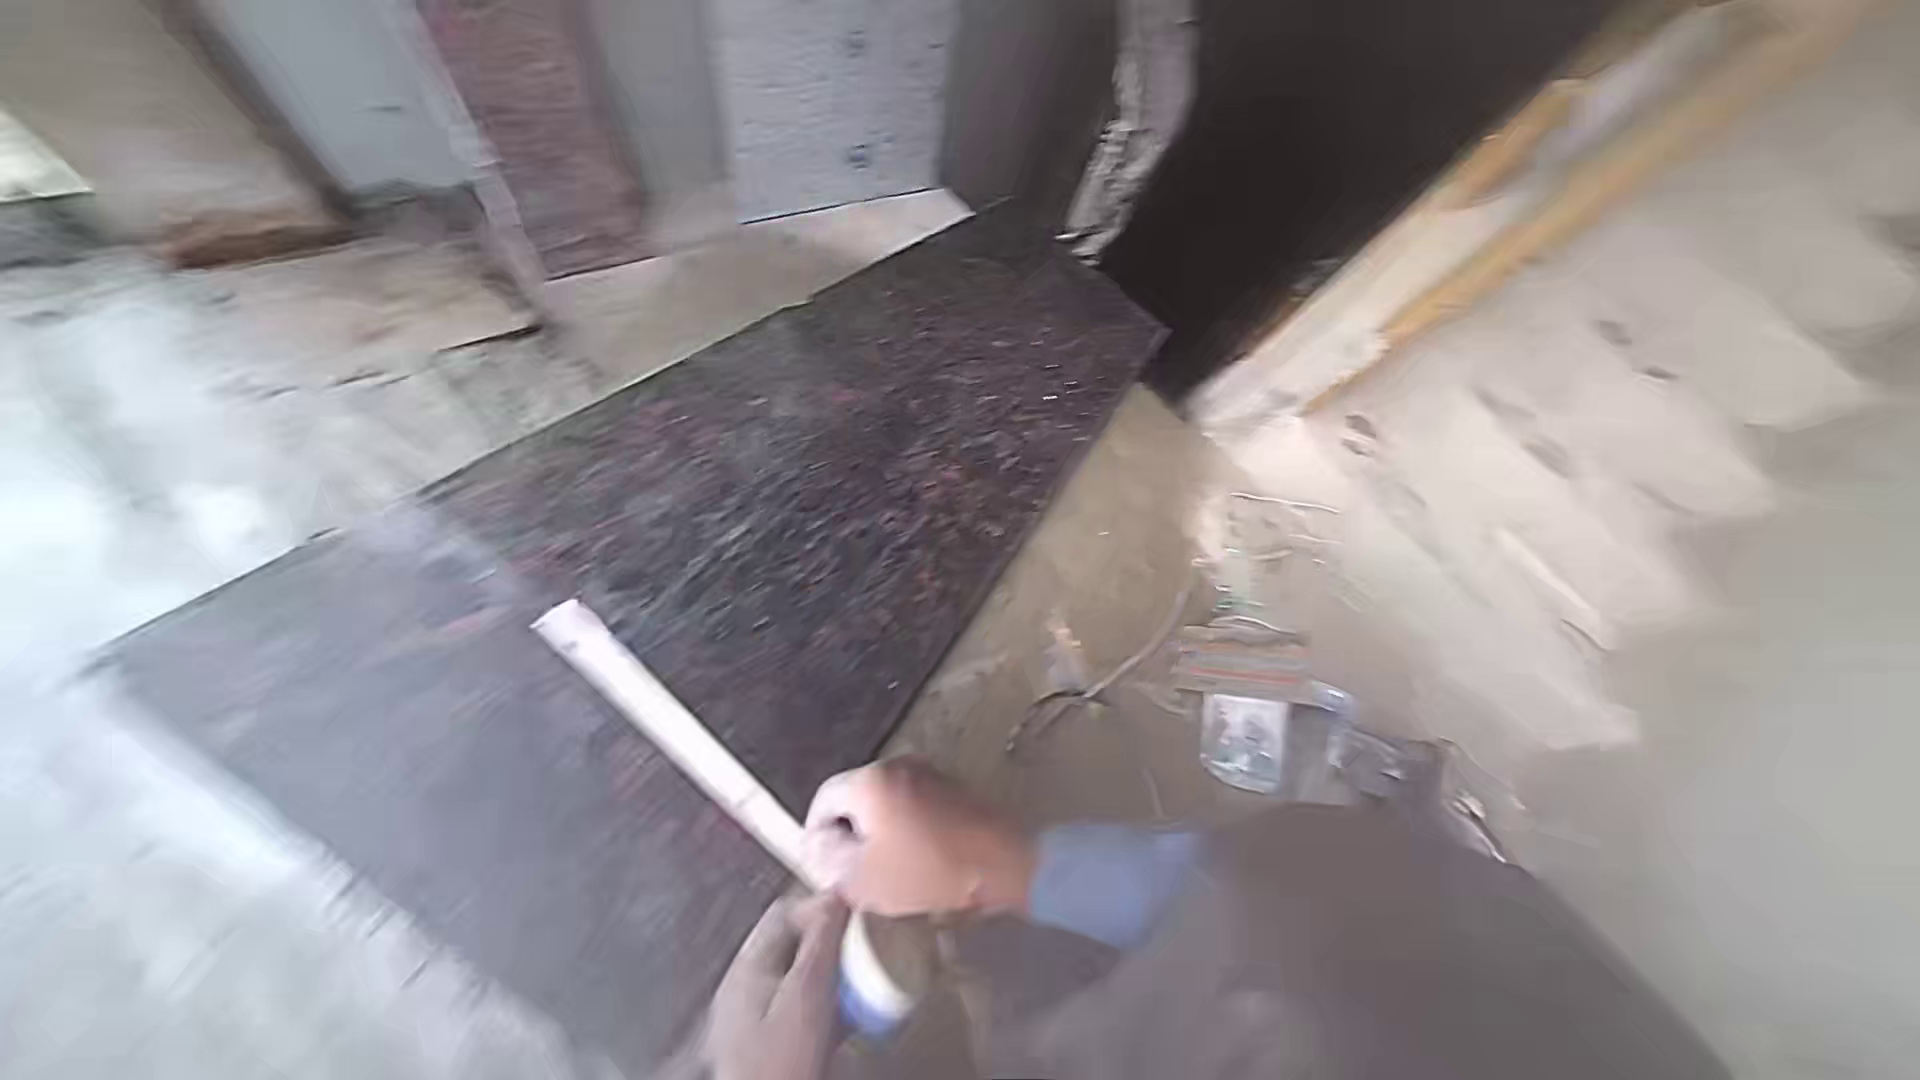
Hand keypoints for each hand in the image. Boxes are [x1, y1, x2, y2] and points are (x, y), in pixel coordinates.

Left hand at [708, 893, 849, 1079]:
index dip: (821, 908)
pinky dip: (830, 1005)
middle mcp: (748, 987)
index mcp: (748, 969)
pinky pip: (806, 1008)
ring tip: (866, 983)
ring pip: (803, 975)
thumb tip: (840, 890)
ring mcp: (758, 1021)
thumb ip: (822, 940)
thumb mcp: (807, 996)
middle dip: (833, 941)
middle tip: (867, 950)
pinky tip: (852, 1021)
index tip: (858, 919)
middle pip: (795, 943)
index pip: (785, 913)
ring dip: (835, 973)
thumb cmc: (782, 1065)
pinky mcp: (774, 1048)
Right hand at [802, 757, 1035, 916]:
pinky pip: (908, 800)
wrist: (1003, 861)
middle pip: (853, 795)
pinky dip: (900, 824)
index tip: (822, 866)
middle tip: (849, 871)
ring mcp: (926, 770)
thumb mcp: (864, 878)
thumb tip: (815, 844)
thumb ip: (828, 860)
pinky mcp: (947, 784)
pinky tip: (911, 855)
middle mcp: (896, 763)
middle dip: (846, 832)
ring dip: (874, 829)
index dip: (815, 834)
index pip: (824, 798)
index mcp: (871, 780)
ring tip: (881, 868)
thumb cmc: (929, 870)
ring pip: (881, 799)